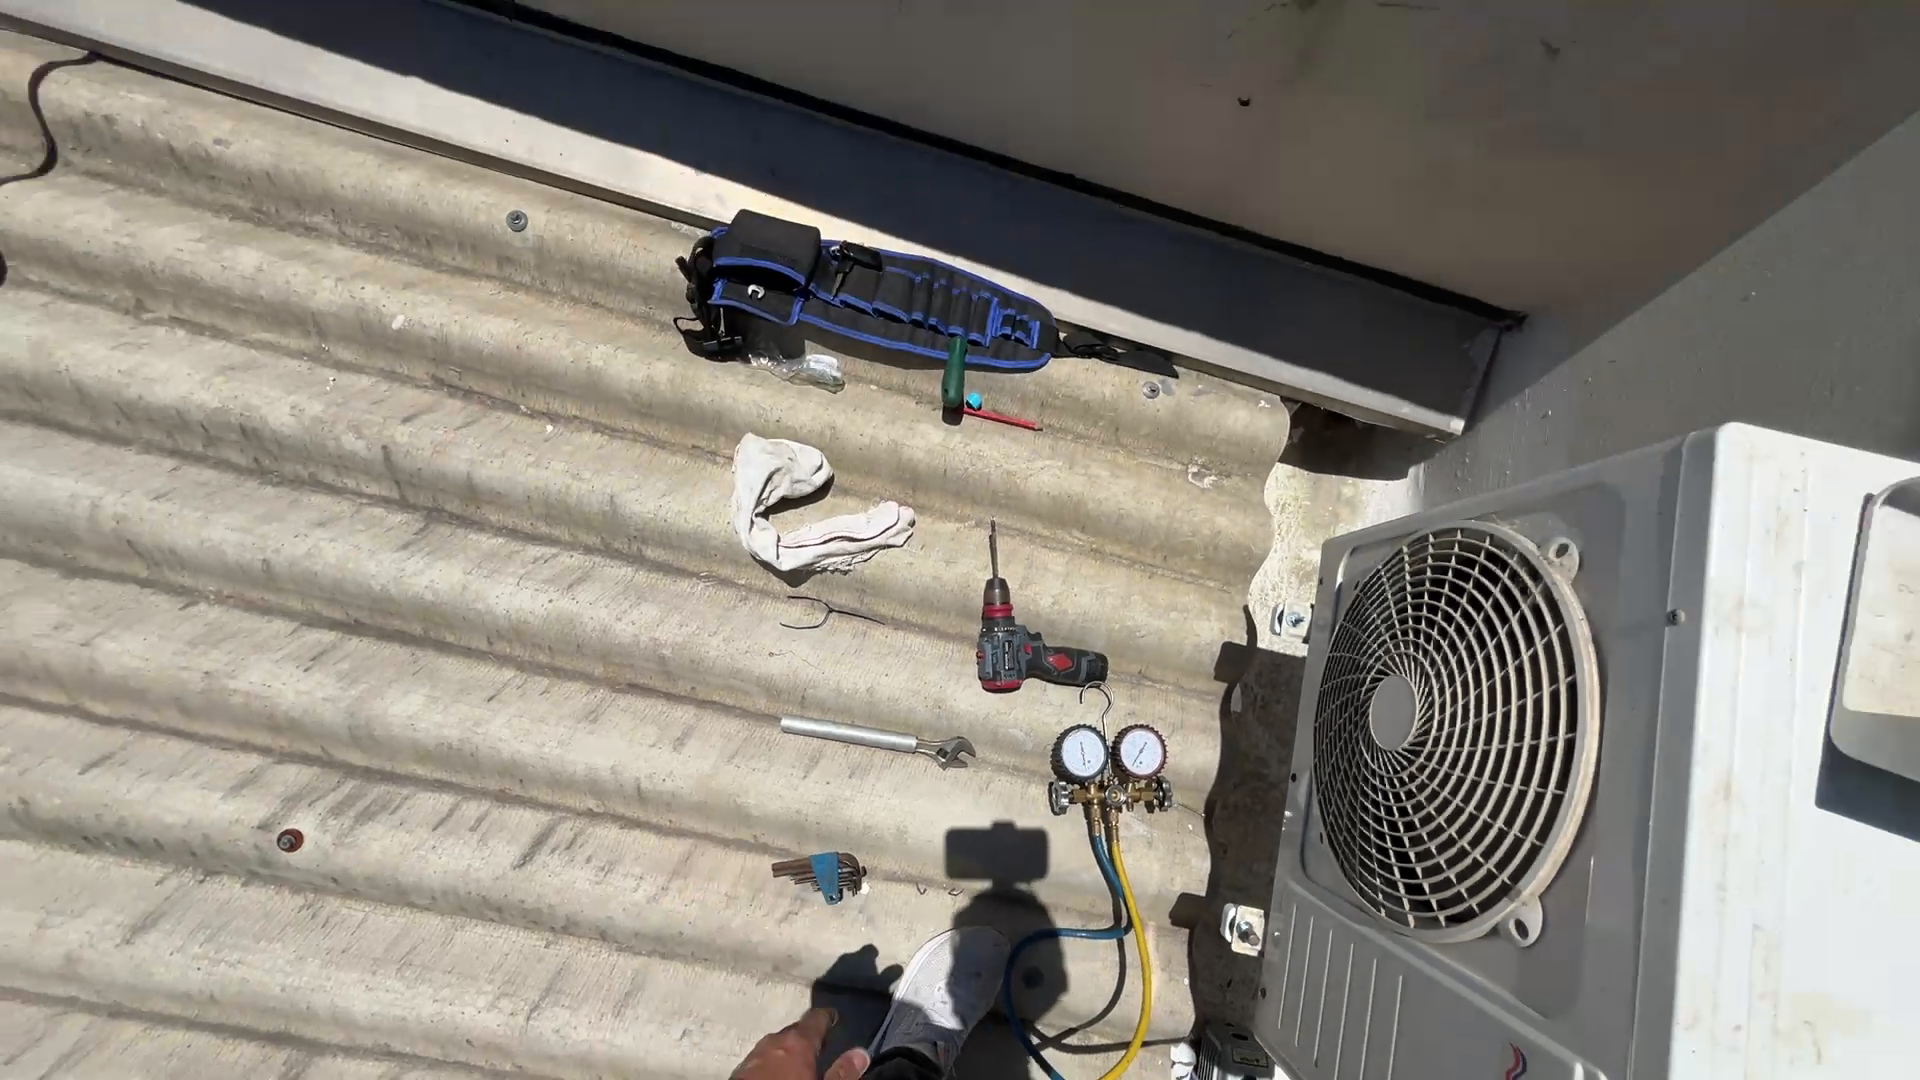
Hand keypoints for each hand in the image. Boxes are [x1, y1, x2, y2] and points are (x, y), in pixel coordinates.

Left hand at [729, 1008, 869, 1079]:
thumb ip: (842, 1073)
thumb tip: (861, 1053)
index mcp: (798, 1043)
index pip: (816, 1019)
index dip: (827, 1017)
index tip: (834, 1018)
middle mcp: (774, 1042)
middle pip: (794, 1031)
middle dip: (805, 1037)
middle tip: (818, 1045)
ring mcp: (752, 1057)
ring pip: (774, 1046)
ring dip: (786, 1051)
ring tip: (795, 1063)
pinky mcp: (737, 1073)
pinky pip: (759, 1061)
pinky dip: (769, 1064)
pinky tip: (772, 1077)